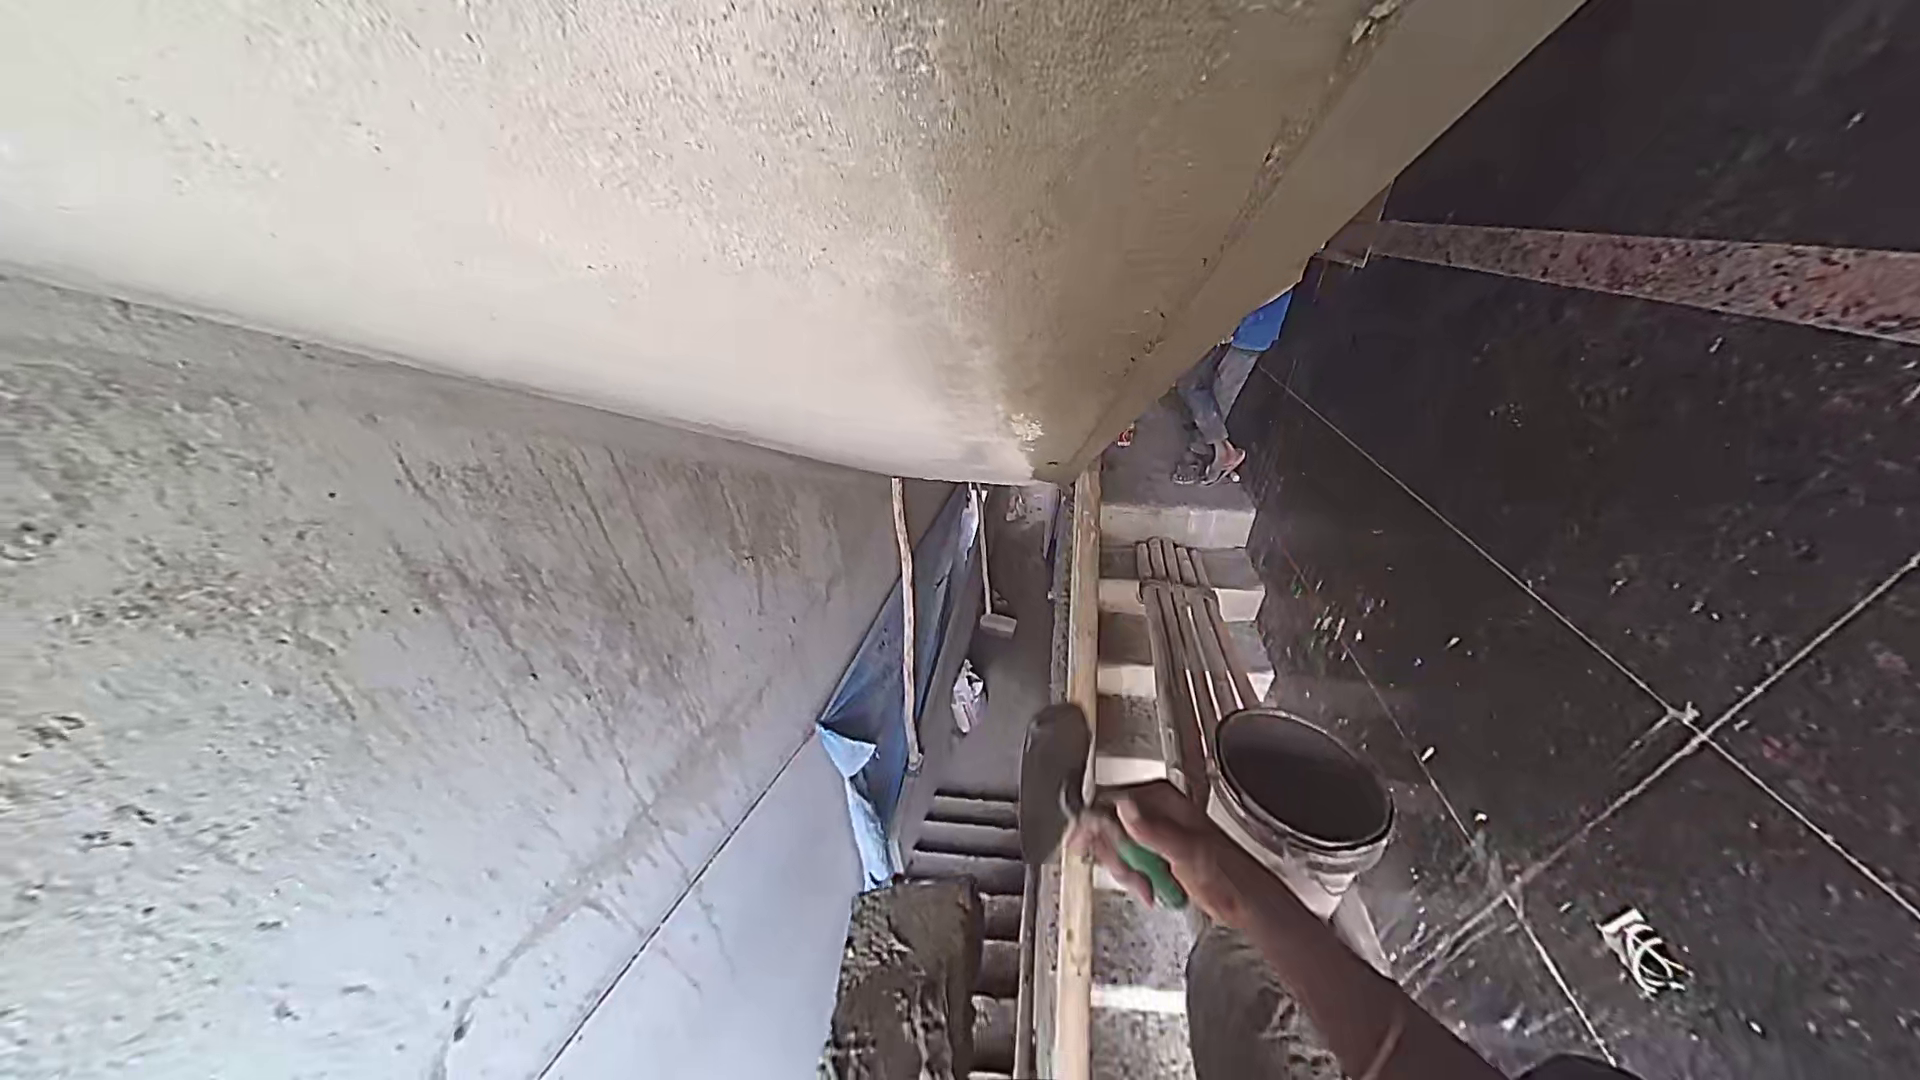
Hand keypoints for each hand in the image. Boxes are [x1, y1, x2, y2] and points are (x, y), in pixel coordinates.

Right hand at [1076, 780, 1267, 927]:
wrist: (1245, 903)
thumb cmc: (1227, 873)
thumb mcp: (1188, 850)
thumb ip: (1153, 830)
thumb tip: (1124, 808)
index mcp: (1159, 797)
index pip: (1109, 800)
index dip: (1093, 823)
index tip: (1081, 843)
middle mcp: (1152, 808)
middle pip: (1107, 823)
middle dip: (1114, 855)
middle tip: (1127, 874)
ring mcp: (1151, 830)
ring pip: (1114, 844)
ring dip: (1124, 870)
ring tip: (1143, 887)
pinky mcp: (1152, 851)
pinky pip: (1125, 860)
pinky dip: (1131, 877)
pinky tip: (1147, 889)